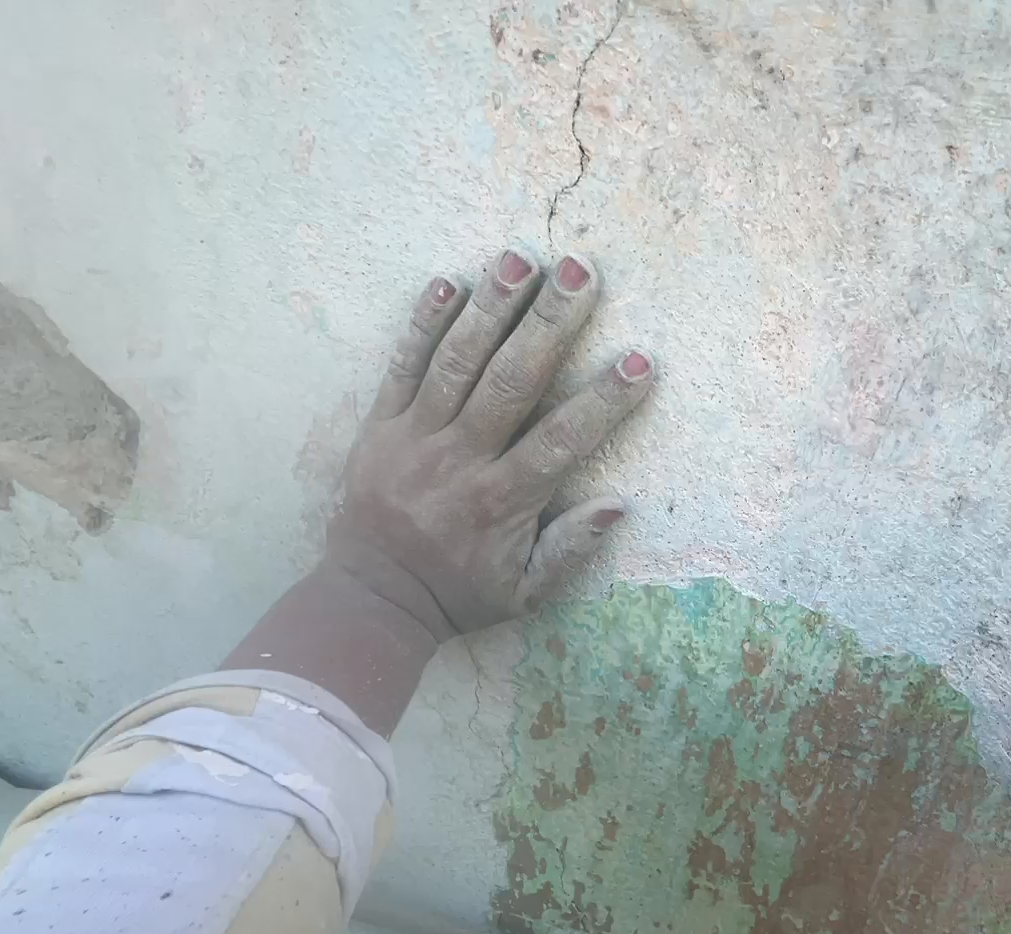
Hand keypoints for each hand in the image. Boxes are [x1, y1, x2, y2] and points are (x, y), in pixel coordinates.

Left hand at [328, 249, 654, 640]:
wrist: (371, 598)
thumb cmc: (459, 594)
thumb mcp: (526, 592)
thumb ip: (570, 549)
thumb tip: (619, 504)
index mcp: (501, 501)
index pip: (562, 439)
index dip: (604, 399)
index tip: (639, 361)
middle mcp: (460, 460)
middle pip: (510, 381)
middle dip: (549, 324)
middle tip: (580, 273)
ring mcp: (414, 438)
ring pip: (456, 362)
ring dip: (490, 308)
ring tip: (520, 258)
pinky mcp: (378, 426)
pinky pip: (401, 367)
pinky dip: (422, 323)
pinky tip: (448, 282)